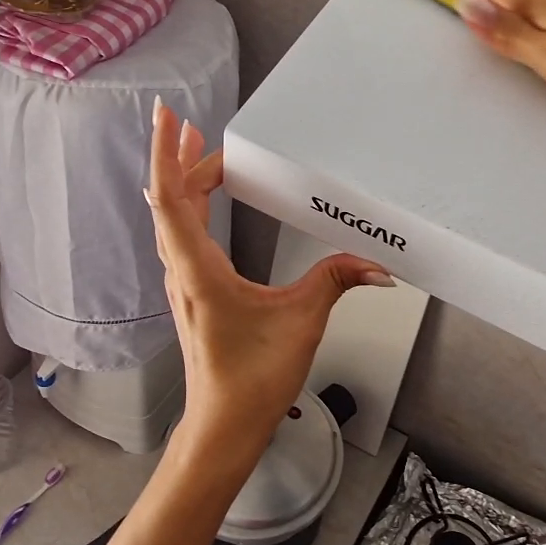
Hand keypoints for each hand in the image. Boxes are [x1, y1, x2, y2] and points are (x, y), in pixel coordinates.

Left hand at [145, 99, 394, 454]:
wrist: (223, 427)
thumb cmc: (251, 381)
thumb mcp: (301, 322)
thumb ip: (336, 282)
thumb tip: (376, 265)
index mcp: (198, 270)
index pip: (171, 198)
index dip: (168, 153)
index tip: (170, 117)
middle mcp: (182, 270)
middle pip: (171, 201)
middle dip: (181, 156)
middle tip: (194, 122)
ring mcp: (184, 282)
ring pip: (174, 218)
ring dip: (183, 179)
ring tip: (197, 147)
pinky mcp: (194, 292)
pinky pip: (183, 235)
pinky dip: (190, 205)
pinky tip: (206, 199)